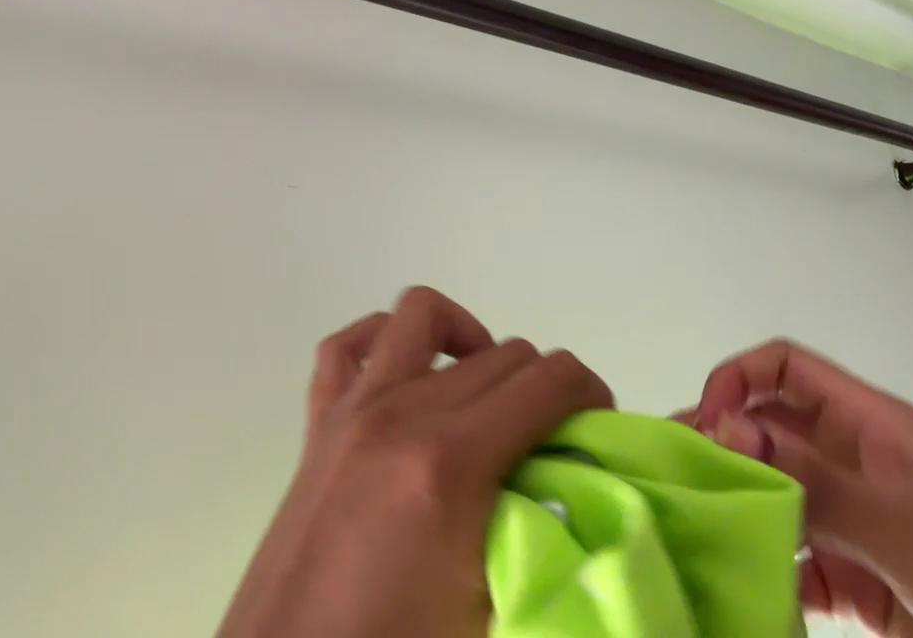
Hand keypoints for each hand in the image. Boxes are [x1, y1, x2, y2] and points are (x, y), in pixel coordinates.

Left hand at [217, 287, 613, 637]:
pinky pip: (348, 345)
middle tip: (548, 438)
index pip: (550, 378)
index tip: (594, 427)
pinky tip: (411, 377)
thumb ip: (542, 523)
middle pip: (506, 353)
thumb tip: (572, 478)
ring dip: (470, 340)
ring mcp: (353, 411)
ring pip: (424, 314)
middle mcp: (402, 415)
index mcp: (451, 462)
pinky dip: (387, 341)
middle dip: (543, 386)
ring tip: (483, 394)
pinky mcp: (318, 424)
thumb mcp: (493, 599)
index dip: (589, 392)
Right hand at [692, 340, 912, 637]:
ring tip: (688, 543)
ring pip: (779, 503)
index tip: (702, 428)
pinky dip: (771, 580)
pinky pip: (802, 569)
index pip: (785, 370)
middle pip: (771, 435)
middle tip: (668, 485)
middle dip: (720, 449)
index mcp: (868, 424)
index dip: (737, 381)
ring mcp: (861, 527)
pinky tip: (740, 598)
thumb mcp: (904, 521)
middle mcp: (856, 465)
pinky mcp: (868, 587)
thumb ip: (813, 480)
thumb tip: (722, 430)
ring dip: (738, 515)